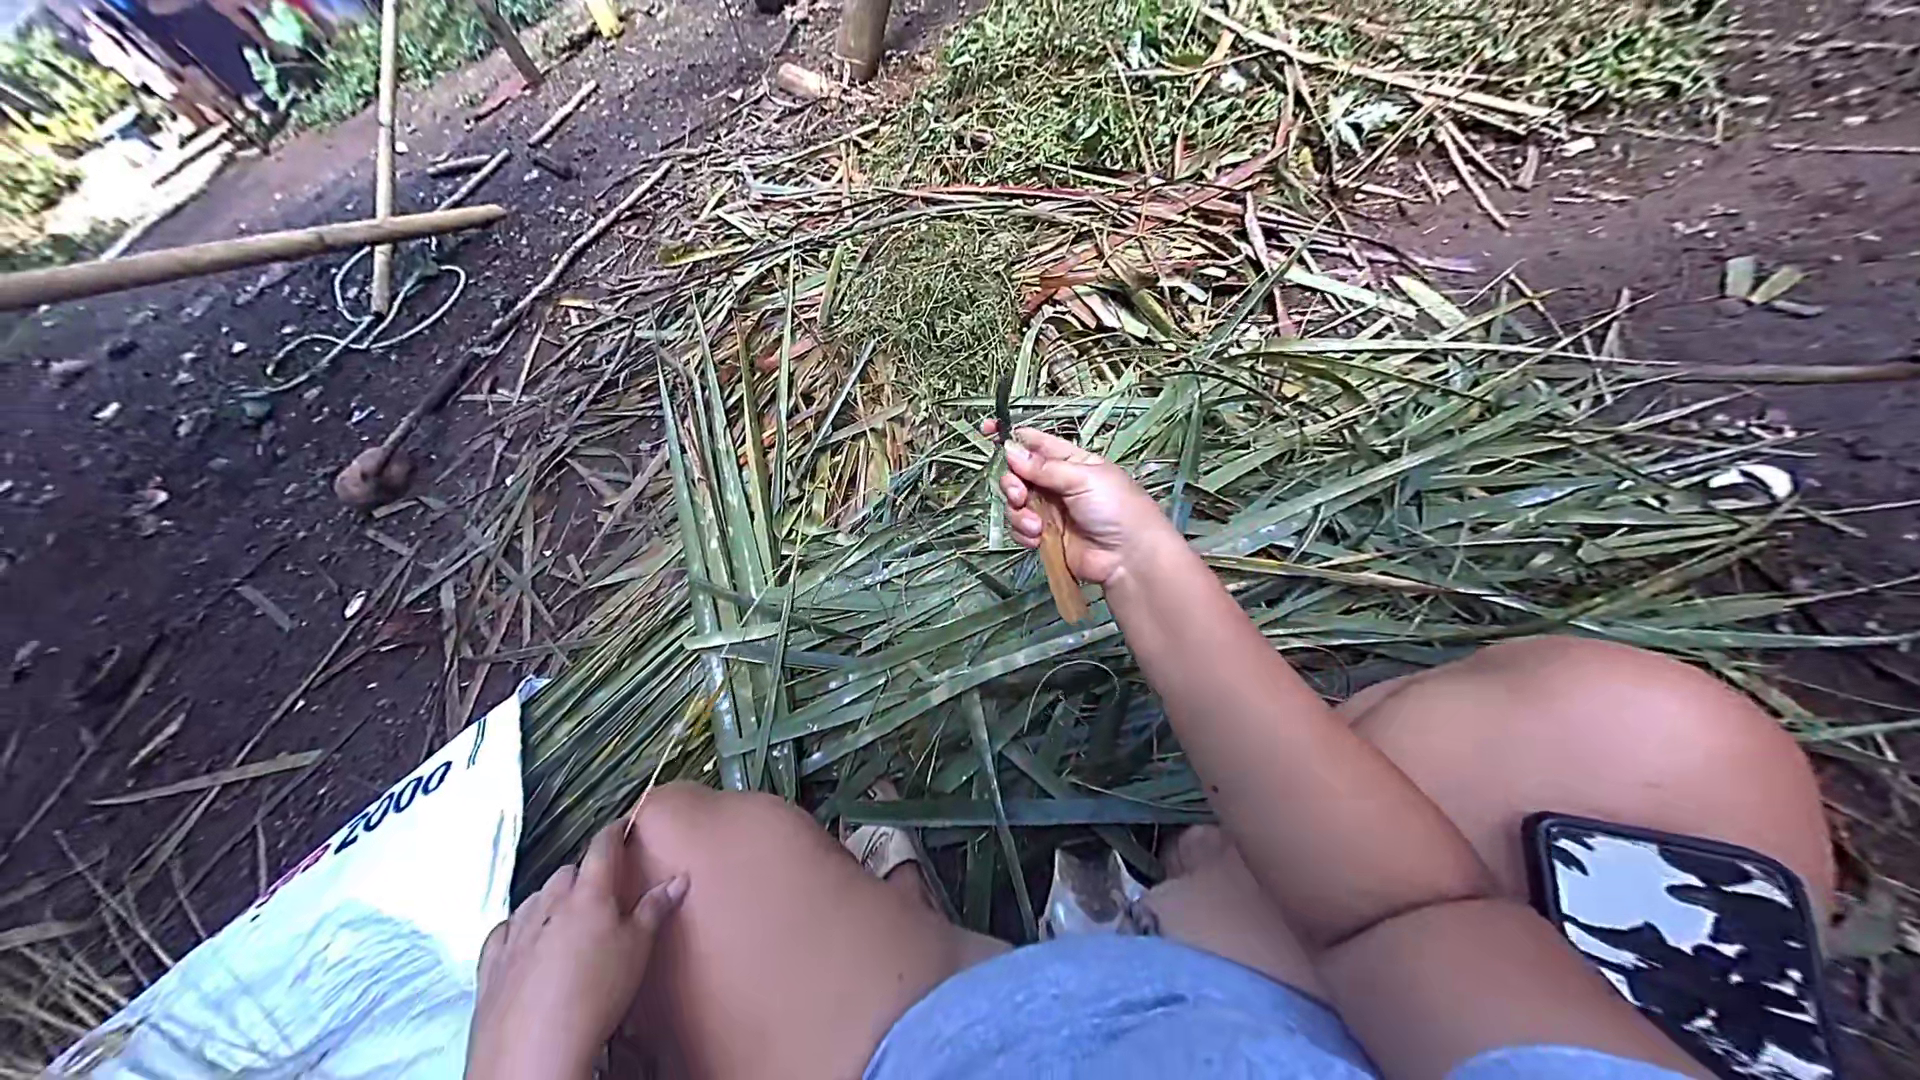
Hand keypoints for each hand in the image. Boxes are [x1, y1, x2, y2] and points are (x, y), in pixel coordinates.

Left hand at [466, 822, 686, 1079]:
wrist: (533, 1054)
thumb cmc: (595, 995)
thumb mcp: (637, 949)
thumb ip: (655, 909)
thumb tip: (679, 878)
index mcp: (588, 894)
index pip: (602, 846)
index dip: (614, 831)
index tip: (624, 824)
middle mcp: (549, 905)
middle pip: (567, 871)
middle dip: (585, 870)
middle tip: (603, 885)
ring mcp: (516, 935)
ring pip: (536, 897)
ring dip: (553, 896)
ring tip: (569, 912)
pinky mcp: (490, 967)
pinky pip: (503, 931)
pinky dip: (517, 925)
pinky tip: (525, 936)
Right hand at [982, 420, 1176, 586]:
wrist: (1128, 557)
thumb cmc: (1115, 508)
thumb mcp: (1083, 478)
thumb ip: (1044, 467)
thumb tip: (1010, 450)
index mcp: (1070, 461)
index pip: (1034, 442)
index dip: (1011, 437)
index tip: (985, 431)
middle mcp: (1056, 483)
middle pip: (1017, 474)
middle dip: (1012, 483)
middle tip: (1019, 495)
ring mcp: (1050, 511)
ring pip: (1015, 503)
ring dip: (1018, 513)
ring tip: (1035, 525)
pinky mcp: (1045, 536)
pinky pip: (1020, 528)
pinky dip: (1023, 532)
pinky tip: (1037, 538)